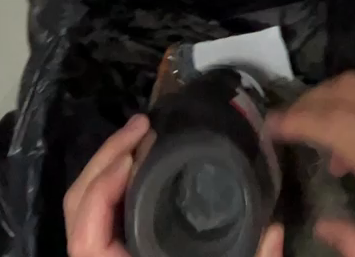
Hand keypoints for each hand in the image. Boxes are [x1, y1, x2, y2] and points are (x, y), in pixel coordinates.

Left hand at [63, 113, 283, 256]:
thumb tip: (276, 229)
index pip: (85, 224)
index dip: (103, 181)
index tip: (138, 148)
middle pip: (78, 204)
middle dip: (105, 157)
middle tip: (144, 124)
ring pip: (84, 208)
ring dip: (107, 166)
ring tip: (142, 135)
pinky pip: (98, 218)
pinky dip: (114, 187)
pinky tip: (141, 168)